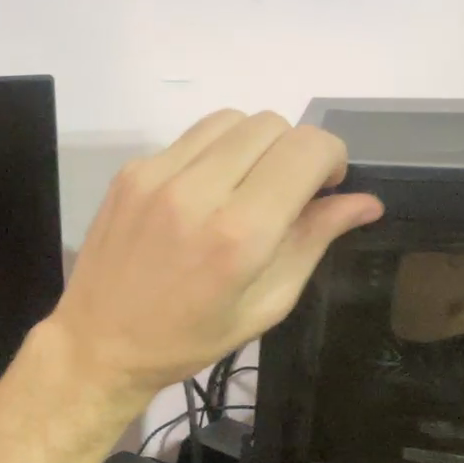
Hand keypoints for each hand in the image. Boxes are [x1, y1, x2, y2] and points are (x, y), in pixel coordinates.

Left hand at [42, 110, 382, 400]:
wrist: (99, 343)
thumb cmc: (187, 340)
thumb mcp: (263, 307)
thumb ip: (313, 243)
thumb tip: (365, 201)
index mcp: (239, 235)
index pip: (307, 148)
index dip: (330, 160)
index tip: (323, 189)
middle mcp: (197, 192)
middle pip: (271, 124)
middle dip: (292, 152)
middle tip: (284, 194)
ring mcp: (156, 176)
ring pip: (230, 119)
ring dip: (252, 145)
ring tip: (243, 189)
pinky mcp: (130, 172)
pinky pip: (190, 138)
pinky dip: (211, 155)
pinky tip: (202, 196)